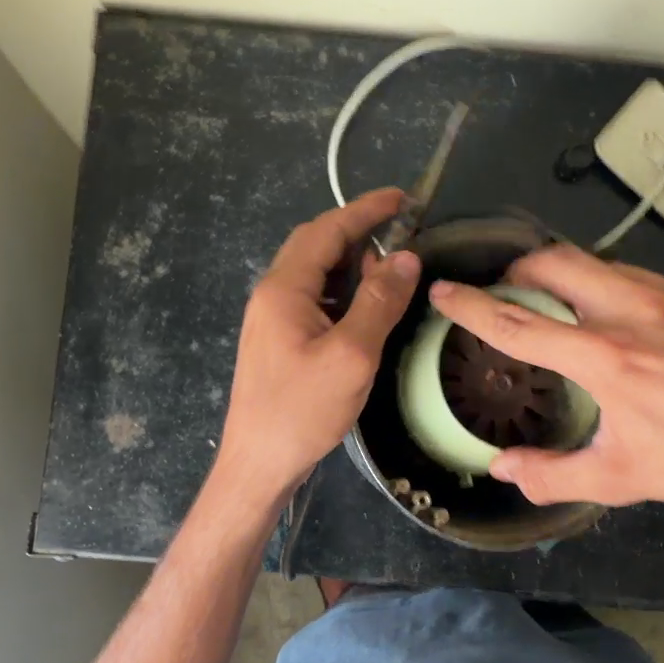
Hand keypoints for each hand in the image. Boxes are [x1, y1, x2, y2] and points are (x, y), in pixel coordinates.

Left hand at [215, 188, 420, 500]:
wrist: (258, 465)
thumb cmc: (301, 411)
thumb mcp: (351, 356)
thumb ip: (378, 302)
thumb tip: (405, 257)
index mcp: (283, 289)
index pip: (326, 230)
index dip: (365, 209)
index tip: (402, 197)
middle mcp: (272, 295)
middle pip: (316, 247)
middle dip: (359, 237)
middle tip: (402, 245)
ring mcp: (271, 320)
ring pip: (315, 276)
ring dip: (352, 269)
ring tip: (389, 281)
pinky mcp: (278, 344)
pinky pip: (313, 303)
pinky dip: (342, 297)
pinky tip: (365, 315)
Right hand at [427, 247, 663, 528]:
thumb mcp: (624, 479)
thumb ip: (551, 474)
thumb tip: (501, 469)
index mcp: (604, 356)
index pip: (518, 323)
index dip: (471, 307)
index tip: (443, 292)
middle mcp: (632, 309)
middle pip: (555, 263)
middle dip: (520, 270)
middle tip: (508, 291)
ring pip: (599, 264)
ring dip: (566, 276)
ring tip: (562, 305)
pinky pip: (639, 275)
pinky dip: (610, 286)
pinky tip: (626, 320)